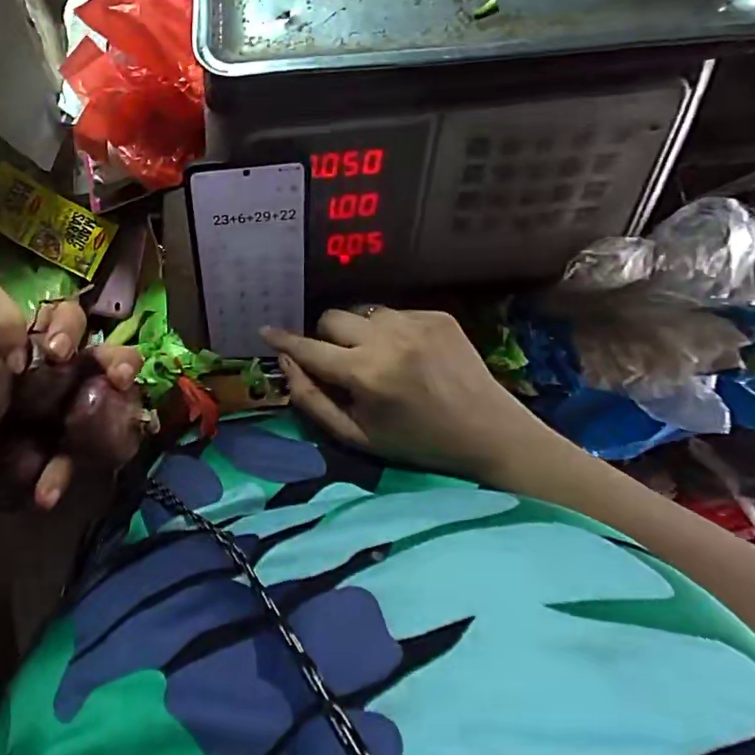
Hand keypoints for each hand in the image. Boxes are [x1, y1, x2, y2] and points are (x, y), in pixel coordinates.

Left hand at [0, 286, 141, 512]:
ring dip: (114, 358)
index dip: (5, 317)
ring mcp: (56, 395)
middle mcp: (22, 364)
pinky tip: (64, 479)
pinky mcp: (79, 430)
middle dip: (68, 327)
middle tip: (61, 357)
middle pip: (55, 318)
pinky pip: (108, 417)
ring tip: (119, 379)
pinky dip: (109, 432)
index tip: (11, 360)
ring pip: (95, 355)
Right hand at [264, 308, 565, 480]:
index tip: (265, 331)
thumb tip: (285, 363)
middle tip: (339, 361)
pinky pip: (392, 313)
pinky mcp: (437, 315)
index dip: (284, 340)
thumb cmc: (416, 442)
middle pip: (331, 318)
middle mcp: (387, 339)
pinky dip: (389, 331)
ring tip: (378, 358)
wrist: (489, 432)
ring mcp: (415, 322)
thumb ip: (311, 400)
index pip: (309, 348)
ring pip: (361, 312)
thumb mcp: (356, 436)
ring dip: (358, 332)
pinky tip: (407, 355)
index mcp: (366, 374)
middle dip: (326, 337)